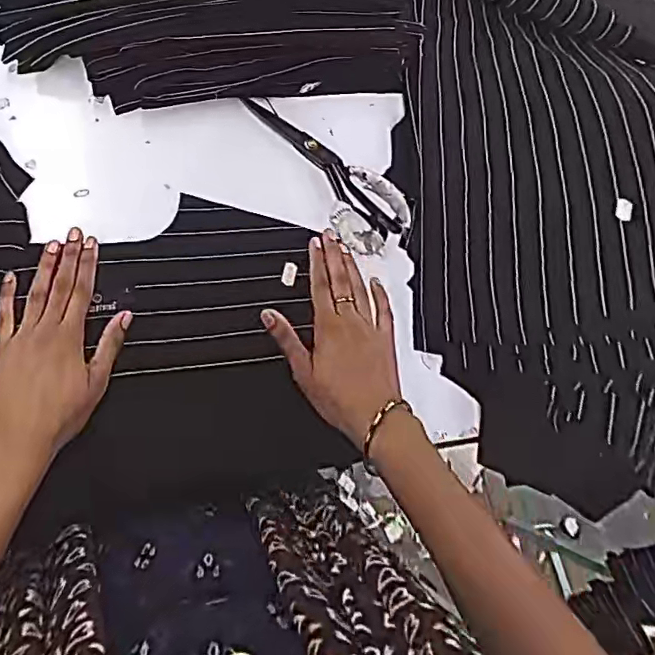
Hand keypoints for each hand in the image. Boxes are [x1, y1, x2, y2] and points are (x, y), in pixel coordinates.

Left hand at [0, 229, 130, 467]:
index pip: (81, 291)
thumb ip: (109, 345)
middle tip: (72, 234)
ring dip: (44, 266)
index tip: (90, 246)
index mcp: (69, 338)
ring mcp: (22, 336)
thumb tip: (123, 319)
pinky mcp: (3, 347)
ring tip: (50, 246)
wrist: (19, 439)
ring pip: (35, 292)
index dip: (87, 265)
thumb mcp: (95, 383)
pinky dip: (8, 293)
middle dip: (69, 256)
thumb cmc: (56, 418)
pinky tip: (10, 278)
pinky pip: (5, 313)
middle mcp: (45, 331)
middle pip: (60, 285)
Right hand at [261, 232, 402, 451]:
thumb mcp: (303, 371)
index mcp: (328, 327)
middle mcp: (351, 322)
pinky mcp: (385, 339)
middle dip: (333, 255)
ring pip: (360, 289)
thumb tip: (269, 316)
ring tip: (346, 249)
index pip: (320, 285)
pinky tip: (376, 282)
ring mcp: (370, 328)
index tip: (314, 244)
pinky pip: (383, 309)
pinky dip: (379, 293)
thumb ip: (286, 339)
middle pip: (340, 280)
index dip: (316, 262)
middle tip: (330, 236)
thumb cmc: (340, 400)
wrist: (376, 418)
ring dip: (352, 267)